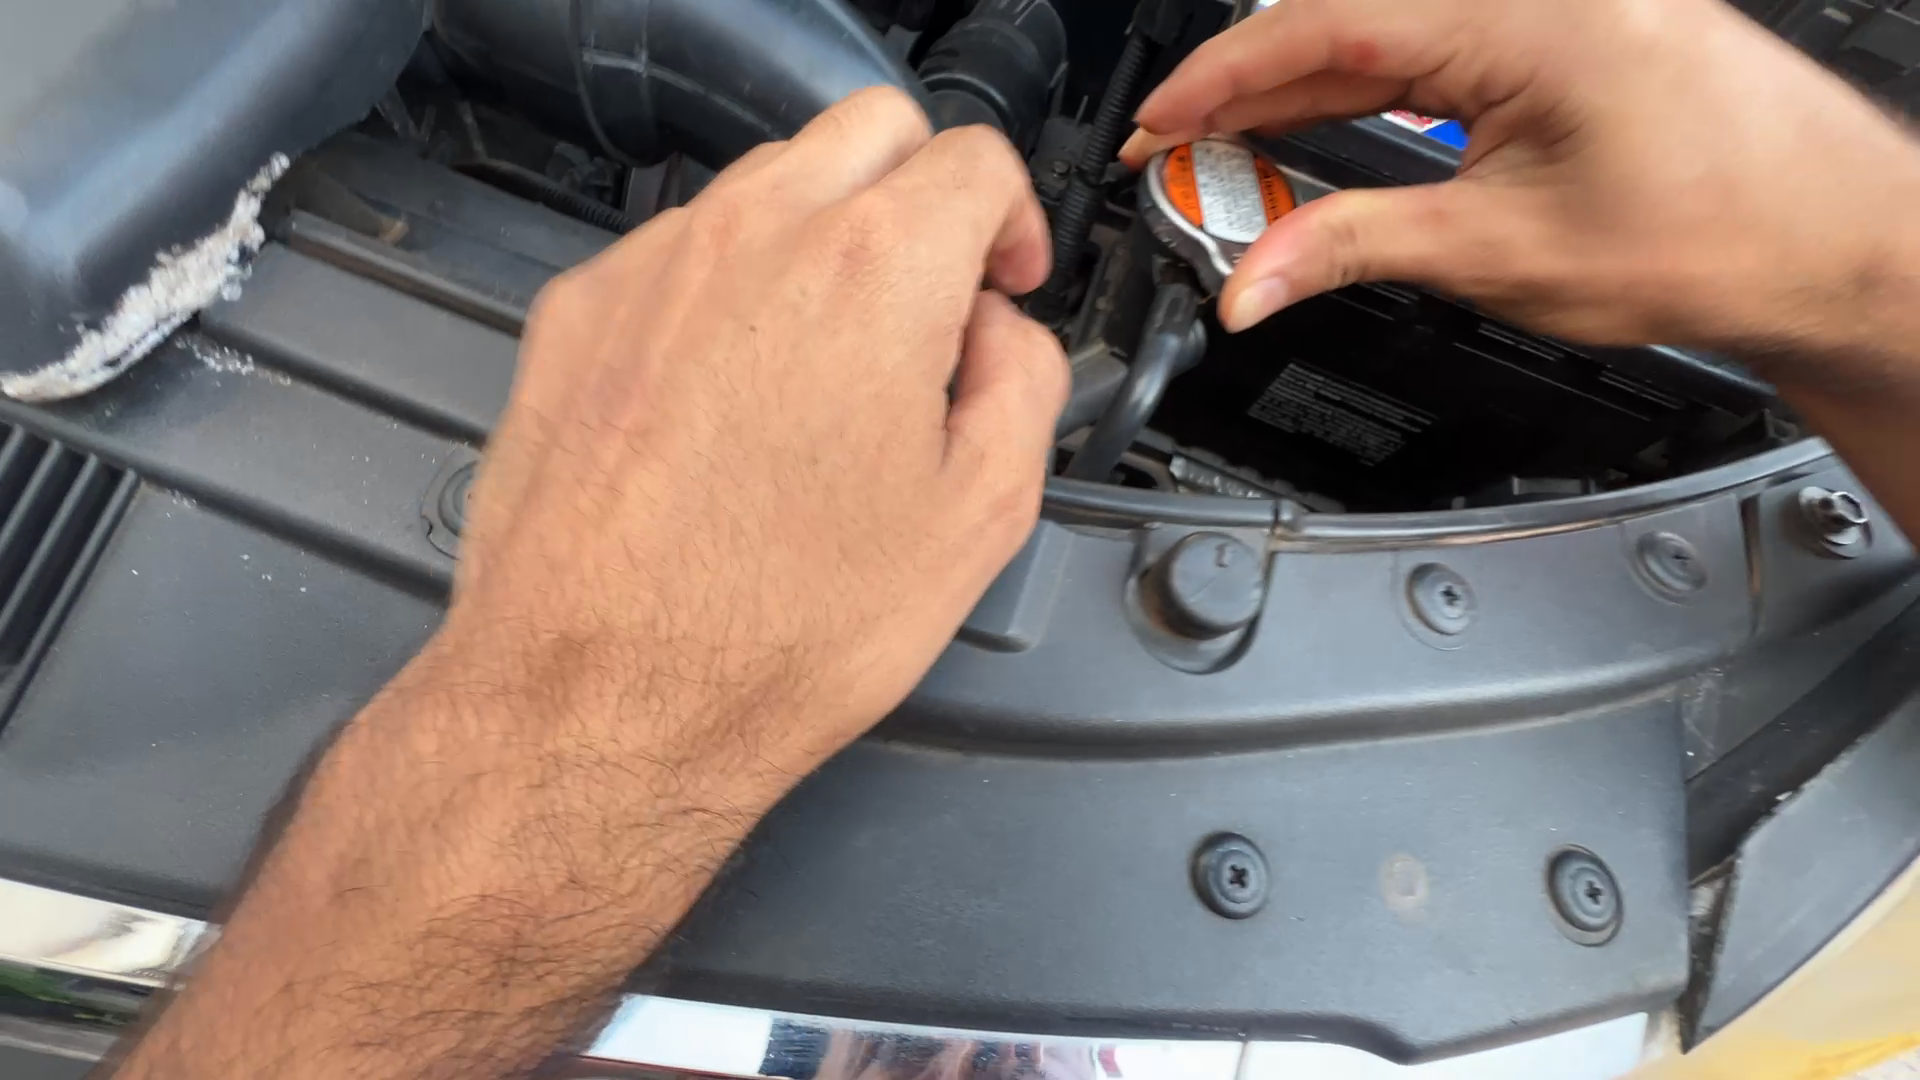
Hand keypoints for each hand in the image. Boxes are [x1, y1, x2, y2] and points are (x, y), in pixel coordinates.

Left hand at [450, 84, 1064, 807]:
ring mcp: (652, 267)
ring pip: (773, 183)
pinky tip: (744, 395)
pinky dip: (740, 287)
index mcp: (872, 275)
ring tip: (838, 367)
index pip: (973, 163)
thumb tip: (998, 333)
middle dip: (927, 198)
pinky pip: (687, 251)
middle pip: (871, 134)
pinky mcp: (581, 313)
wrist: (605, 704)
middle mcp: (753, 239)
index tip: (1004, 281)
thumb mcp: (982, 514)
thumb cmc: (786, 630)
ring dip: (831, 241)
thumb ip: (1025, 382)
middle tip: (937, 300)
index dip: (1012, 220)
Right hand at [1123, 0, 1919, 367]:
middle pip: (1340, 26)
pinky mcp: (1542, 51)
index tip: (1159, 117)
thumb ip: (1350, 247)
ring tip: (1208, 147)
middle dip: (1236, 89)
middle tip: (1165, 145)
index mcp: (1532, 17)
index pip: (1331, 25)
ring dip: (1279, 98)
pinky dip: (1338, 103)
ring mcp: (1540, 19)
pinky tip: (1292, 130)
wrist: (1826, 246)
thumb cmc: (1708, 233)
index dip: (1225, 74)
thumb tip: (1247, 283)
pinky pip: (1412, 64)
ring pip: (1370, 45)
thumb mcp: (1492, 248)